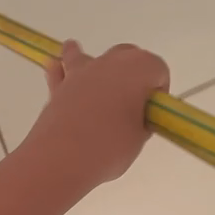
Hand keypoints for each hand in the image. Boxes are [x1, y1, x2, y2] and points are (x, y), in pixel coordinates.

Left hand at [20, 40, 169, 189]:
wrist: (62, 158)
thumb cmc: (109, 147)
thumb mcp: (138, 138)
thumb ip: (140, 121)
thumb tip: (133, 119)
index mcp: (140, 68)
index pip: (158, 71)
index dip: (157, 92)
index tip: (151, 113)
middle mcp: (111, 62)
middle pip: (127, 57)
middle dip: (130, 75)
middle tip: (127, 104)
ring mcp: (82, 72)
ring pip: (88, 56)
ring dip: (89, 61)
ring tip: (89, 74)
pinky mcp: (58, 87)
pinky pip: (60, 72)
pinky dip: (60, 72)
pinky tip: (56, 70)